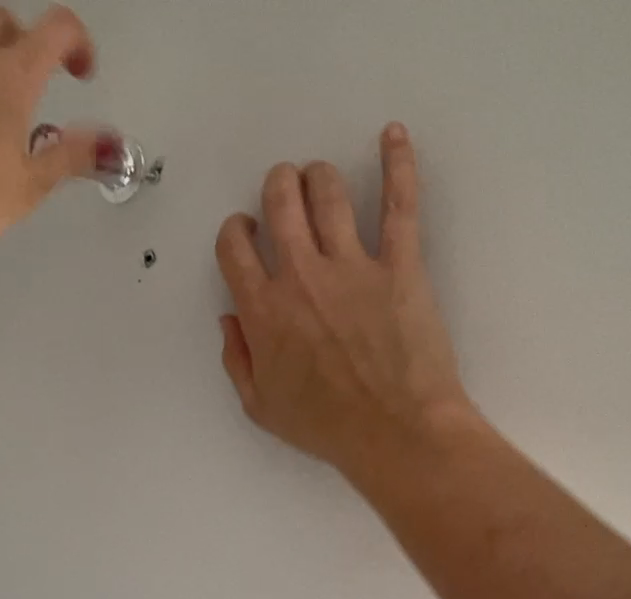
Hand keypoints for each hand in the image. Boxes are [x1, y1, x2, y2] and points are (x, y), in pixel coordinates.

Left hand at [0, 5, 103, 266]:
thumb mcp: (31, 185)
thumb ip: (71, 156)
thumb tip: (102, 143)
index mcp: (11, 74)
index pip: (57, 28)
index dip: (79, 44)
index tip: (83, 70)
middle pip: (8, 24)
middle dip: (31, 44)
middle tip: (45, 77)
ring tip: (7, 116)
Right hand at [215, 124, 473, 478]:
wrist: (394, 431)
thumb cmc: (323, 425)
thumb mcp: (258, 404)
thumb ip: (236, 357)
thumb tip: (229, 317)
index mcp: (262, 311)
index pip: (235, 247)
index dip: (235, 231)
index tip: (244, 234)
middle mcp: (300, 277)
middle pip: (280, 204)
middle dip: (275, 187)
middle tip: (282, 190)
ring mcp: (352, 266)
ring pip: (329, 194)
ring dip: (317, 176)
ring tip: (318, 175)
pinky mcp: (401, 264)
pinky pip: (400, 203)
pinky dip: (398, 163)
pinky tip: (392, 135)